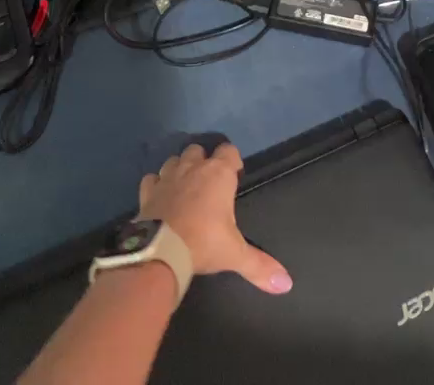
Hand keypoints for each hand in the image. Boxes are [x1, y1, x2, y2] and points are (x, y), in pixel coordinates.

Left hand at [138, 142, 292, 294]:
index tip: (234, 176)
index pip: (229, 150)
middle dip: (203, 161)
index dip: (232, 160)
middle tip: (208, 183)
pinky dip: (156, 184)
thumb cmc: (203, 242)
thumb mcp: (234, 254)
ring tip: (184, 187)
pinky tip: (160, 196)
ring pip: (173, 160)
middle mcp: (192, 168)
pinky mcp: (147, 192)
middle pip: (198, 150)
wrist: (159, 251)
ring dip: (179, 169)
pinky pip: (151, 178)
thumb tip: (286, 284)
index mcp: (218, 175)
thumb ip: (260, 265)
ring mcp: (167, 178)